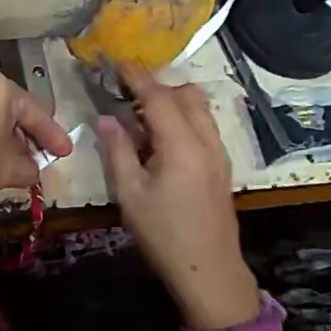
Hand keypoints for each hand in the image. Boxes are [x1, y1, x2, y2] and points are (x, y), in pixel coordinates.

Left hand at [0, 67, 73, 221]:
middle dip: (27, 138)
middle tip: (37, 165)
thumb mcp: (4, 171)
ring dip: (4, 141)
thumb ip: (28, 167)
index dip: (54, 138)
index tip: (65, 155)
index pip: (39, 113)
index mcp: (0, 87)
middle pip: (14, 110)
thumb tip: (33, 168)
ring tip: (10, 169)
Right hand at [99, 65, 258, 328]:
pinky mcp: (222, 165)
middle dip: (156, 87)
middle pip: (185, 94)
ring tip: (142, 119)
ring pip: (199, 108)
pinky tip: (161, 141)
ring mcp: (219, 152)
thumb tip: (107, 118)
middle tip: (126, 96)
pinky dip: (183, 119)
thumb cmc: (163, 234)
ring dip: (172, 102)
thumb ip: (118, 151)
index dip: (136, 76)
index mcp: (182, 145)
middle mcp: (206, 140)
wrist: (208, 269)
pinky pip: (203, 126)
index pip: (158, 97)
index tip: (118, 61)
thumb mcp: (130, 194)